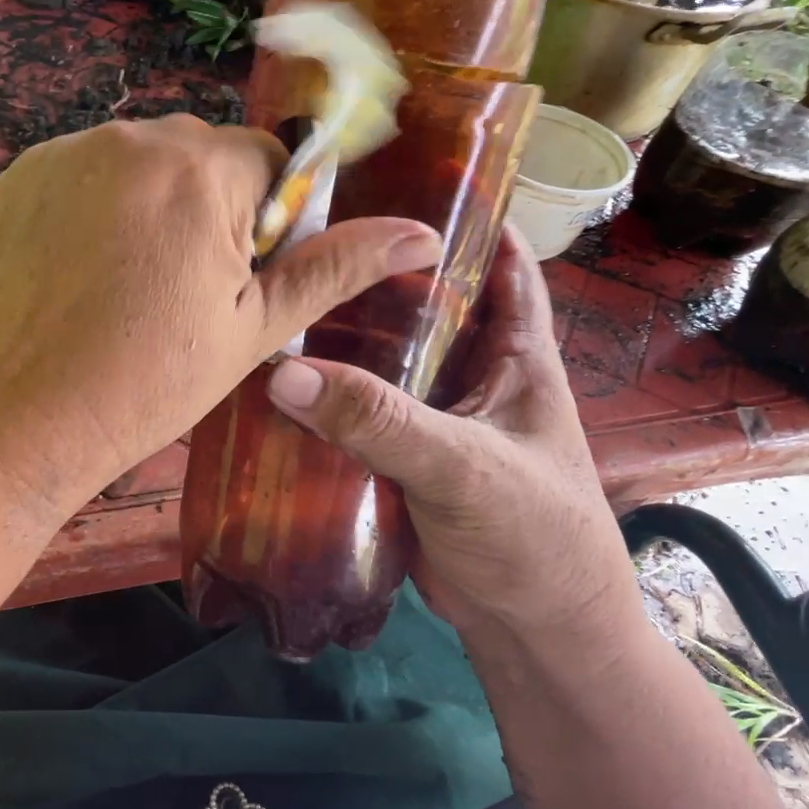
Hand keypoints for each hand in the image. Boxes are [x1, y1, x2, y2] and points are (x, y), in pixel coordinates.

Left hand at [0, 114, 442, 513]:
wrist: (17, 419)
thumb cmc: (144, 384)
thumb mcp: (252, 332)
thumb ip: (333, 268)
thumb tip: (422, 234)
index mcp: (199, 170)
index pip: (267, 163)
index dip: (260, 224)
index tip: (229, 283)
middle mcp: (130, 138)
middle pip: (201, 155)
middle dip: (206, 208)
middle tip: (176, 292)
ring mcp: (65, 154)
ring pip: (141, 163)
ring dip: (150, 205)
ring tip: (125, 286)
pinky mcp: (20, 176)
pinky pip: (85, 174)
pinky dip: (95, 208)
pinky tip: (82, 271)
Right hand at [264, 229, 637, 638]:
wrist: (534, 630)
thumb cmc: (533, 536)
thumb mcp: (463, 467)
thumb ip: (379, 420)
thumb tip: (281, 372)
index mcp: (515, 355)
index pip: (498, 263)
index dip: (463, 217)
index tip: (400, 178)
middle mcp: (472, 375)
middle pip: (422, 307)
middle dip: (374, 275)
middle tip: (304, 240)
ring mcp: (434, 418)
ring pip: (383, 361)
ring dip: (340, 340)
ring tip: (274, 301)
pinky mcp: (401, 459)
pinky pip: (359, 414)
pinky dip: (325, 399)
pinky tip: (275, 386)